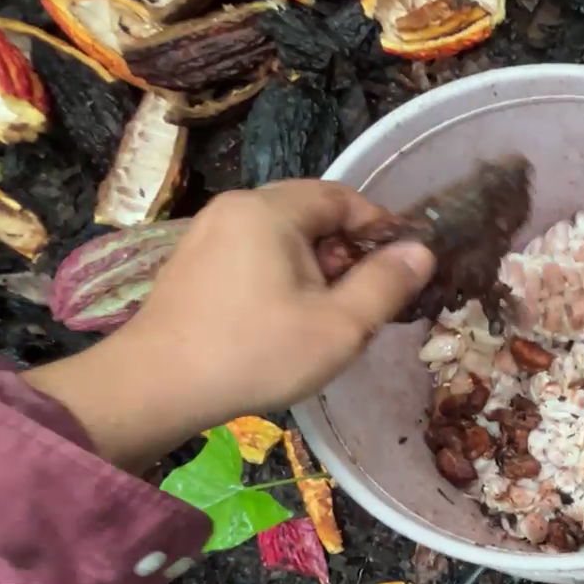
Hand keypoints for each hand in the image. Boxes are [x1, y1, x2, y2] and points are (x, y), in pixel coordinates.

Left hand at [26, 181, 435, 471]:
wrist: (160, 386)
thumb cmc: (260, 352)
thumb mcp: (343, 324)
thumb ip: (388, 283)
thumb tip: (422, 252)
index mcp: (270, 212)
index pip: (343, 197)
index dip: (382, 228)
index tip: (404, 268)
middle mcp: (237, 208)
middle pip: (314, 211)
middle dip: (353, 247)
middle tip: (374, 294)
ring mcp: (211, 233)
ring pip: (289, 233)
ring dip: (324, 263)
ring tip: (338, 310)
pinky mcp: (200, 261)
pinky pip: (262, 250)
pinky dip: (292, 271)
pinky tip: (297, 314)